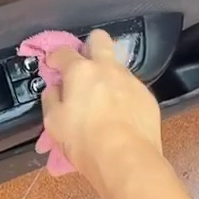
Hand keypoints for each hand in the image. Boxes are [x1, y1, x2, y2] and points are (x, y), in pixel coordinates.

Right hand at [42, 29, 165, 198]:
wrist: (126, 159)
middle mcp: (107, 68)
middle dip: (89, 46)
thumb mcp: (53, 123)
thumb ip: (51, 99)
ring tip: (102, 101)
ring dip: (107, 76)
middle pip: (99, 38)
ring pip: (117, 66)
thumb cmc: (84, 141)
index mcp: (80, 71)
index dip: (55, 57)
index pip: (63, 51)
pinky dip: (123, 96)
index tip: (52, 65)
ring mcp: (130, 80)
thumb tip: (55, 89)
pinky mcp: (147, 96)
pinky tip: (120, 116)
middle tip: (83, 66)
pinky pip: (132, 88)